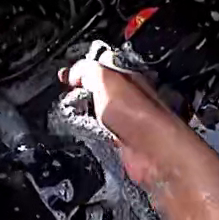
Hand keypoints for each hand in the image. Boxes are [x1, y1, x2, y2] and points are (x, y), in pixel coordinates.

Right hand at [60, 58, 205, 188]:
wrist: (153, 153)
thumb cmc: (139, 116)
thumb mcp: (106, 80)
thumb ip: (87, 71)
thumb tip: (74, 72)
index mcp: (127, 77)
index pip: (101, 66)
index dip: (81, 70)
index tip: (65, 76)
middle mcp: (128, 99)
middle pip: (97, 91)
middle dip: (79, 92)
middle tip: (66, 94)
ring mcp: (124, 121)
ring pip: (96, 113)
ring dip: (83, 114)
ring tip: (72, 113)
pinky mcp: (120, 143)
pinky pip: (99, 134)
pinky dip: (89, 132)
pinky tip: (84, 132)